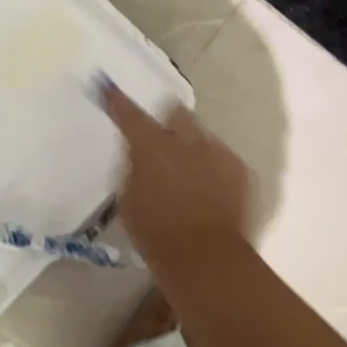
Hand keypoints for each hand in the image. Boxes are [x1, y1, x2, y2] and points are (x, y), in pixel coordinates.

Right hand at [100, 81, 250, 270]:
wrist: (205, 258)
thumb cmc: (155, 233)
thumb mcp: (128, 198)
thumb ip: (132, 165)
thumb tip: (135, 149)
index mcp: (150, 146)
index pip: (129, 113)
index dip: (117, 99)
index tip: (107, 88)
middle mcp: (185, 140)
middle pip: (175, 111)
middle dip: (167, 120)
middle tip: (160, 140)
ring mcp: (216, 152)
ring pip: (201, 134)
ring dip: (191, 145)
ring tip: (187, 172)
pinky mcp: (239, 168)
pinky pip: (221, 156)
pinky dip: (211, 166)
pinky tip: (207, 188)